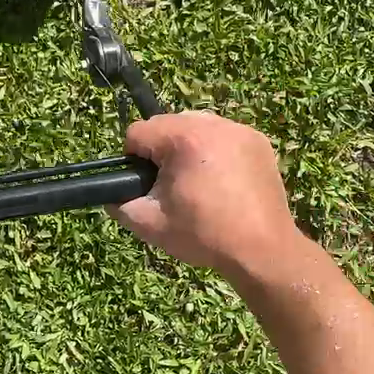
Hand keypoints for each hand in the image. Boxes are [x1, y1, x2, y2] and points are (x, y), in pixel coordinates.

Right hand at [109, 110, 302, 278]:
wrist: (261, 249)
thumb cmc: (204, 235)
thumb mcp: (149, 224)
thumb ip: (119, 205)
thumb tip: (111, 196)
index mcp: (184, 139)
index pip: (137, 132)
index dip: (133, 160)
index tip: (147, 185)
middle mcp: (213, 124)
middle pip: (166, 124)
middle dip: (161, 151)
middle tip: (171, 186)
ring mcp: (239, 130)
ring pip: (194, 126)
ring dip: (186, 147)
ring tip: (195, 183)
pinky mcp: (258, 141)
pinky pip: (222, 135)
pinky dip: (214, 151)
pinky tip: (220, 181)